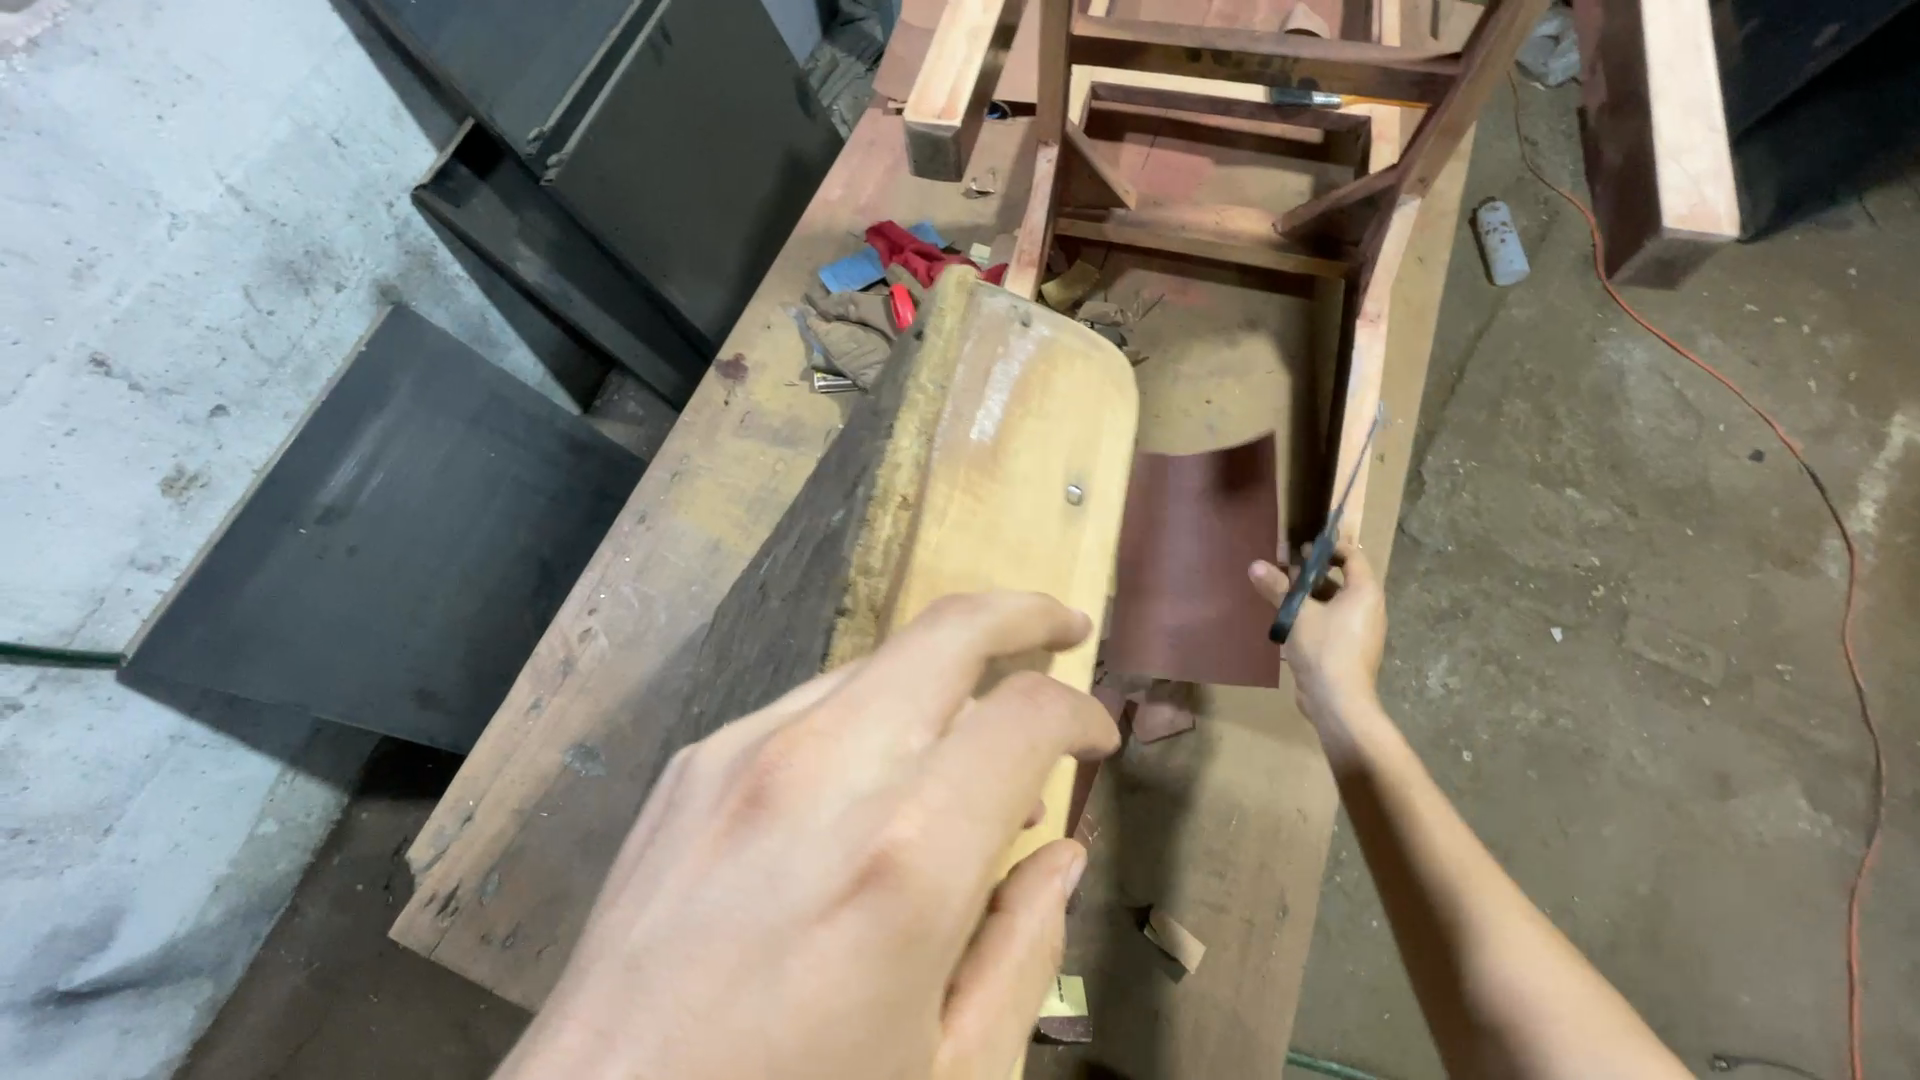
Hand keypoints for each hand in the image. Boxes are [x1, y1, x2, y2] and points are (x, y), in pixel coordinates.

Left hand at [497, 592, 1120, 1079]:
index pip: (1024, 715)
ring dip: (944, 674)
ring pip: (878, 663)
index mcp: (904, 856)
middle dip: (1020, 615)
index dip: (1081, 712)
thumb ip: (1023, 952)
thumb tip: (1059, 855)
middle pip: (946, 633)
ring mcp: (745, 754)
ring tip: (973, 738)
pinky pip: (810, 705)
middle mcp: (822, 772)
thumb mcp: (949, 1078)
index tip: (1099, 738)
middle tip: (1063, 628)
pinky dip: (870, 714)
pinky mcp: (694, 766)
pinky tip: (872, 780)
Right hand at [1248, 542, 1386, 732]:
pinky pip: (1333, 622)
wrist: (1338, 701)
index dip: (1329, 548)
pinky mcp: (1350, 649)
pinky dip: (1314, 616)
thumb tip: (1255, 565)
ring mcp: (1361, 631)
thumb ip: (1277, 588)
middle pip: (1343, 580)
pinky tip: (1289, 622)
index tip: (1303, 547)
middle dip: (1313, 573)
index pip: (1353, 557)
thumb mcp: (1295, 614)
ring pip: (1335, 603)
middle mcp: (1369, 608)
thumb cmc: (1323, 648)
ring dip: (1310, 596)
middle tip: (1285, 568)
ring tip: (1282, 594)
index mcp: (1365, 592)